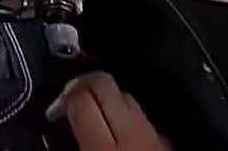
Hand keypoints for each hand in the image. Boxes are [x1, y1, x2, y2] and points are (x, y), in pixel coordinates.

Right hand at [48, 73, 172, 150]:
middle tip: (72, 97)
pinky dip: (131, 117)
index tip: (57, 107)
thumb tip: (67, 120)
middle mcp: (131, 133)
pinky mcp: (169, 143)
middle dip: (85, 83)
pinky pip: (145, 118)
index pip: (80, 99)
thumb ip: (78, 140)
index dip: (65, 97)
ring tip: (96, 113)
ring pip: (127, 96)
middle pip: (104, 83)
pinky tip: (123, 132)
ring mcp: (154, 135)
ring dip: (109, 97)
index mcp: (104, 148)